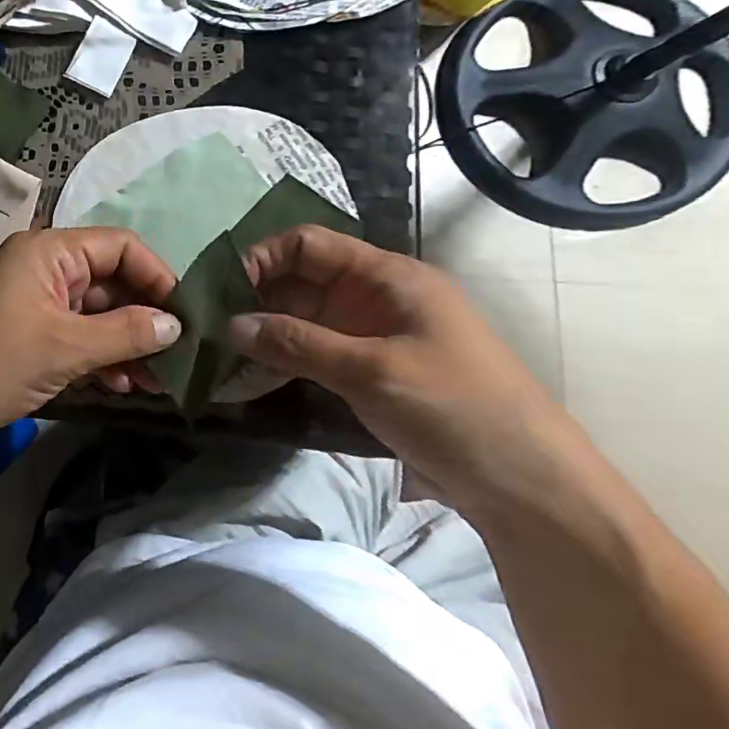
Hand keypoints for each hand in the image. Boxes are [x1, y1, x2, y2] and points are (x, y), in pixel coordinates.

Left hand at [0, 227, 181, 460]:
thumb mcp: (65, 347)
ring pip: (94, 315)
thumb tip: (175, 324)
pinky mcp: (23, 337)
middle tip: (179, 360)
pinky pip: (73, 338)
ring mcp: (30, 304)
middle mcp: (39, 269)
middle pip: (110, 282)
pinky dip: (98, 358)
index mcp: (46, 252)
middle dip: (145, 320)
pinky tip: (122, 386)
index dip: (157, 277)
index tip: (187, 317)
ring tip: (157, 383)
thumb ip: (126, 332)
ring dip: (126, 345)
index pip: (119, 246)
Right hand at [228, 225, 584, 510]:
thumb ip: (296, 343)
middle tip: (203, 325)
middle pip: (296, 279)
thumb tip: (229, 324)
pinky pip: (307, 350)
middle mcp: (372, 297)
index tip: (218, 291)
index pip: (307, 245)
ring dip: (259, 330)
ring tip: (214, 350)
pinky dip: (276, 357)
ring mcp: (367, 334)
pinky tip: (244, 373)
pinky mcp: (363, 369)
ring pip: (297, 317)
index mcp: (387, 278)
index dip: (260, 259)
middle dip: (250, 297)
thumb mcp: (371, 371)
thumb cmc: (456, 409)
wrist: (525, 483)